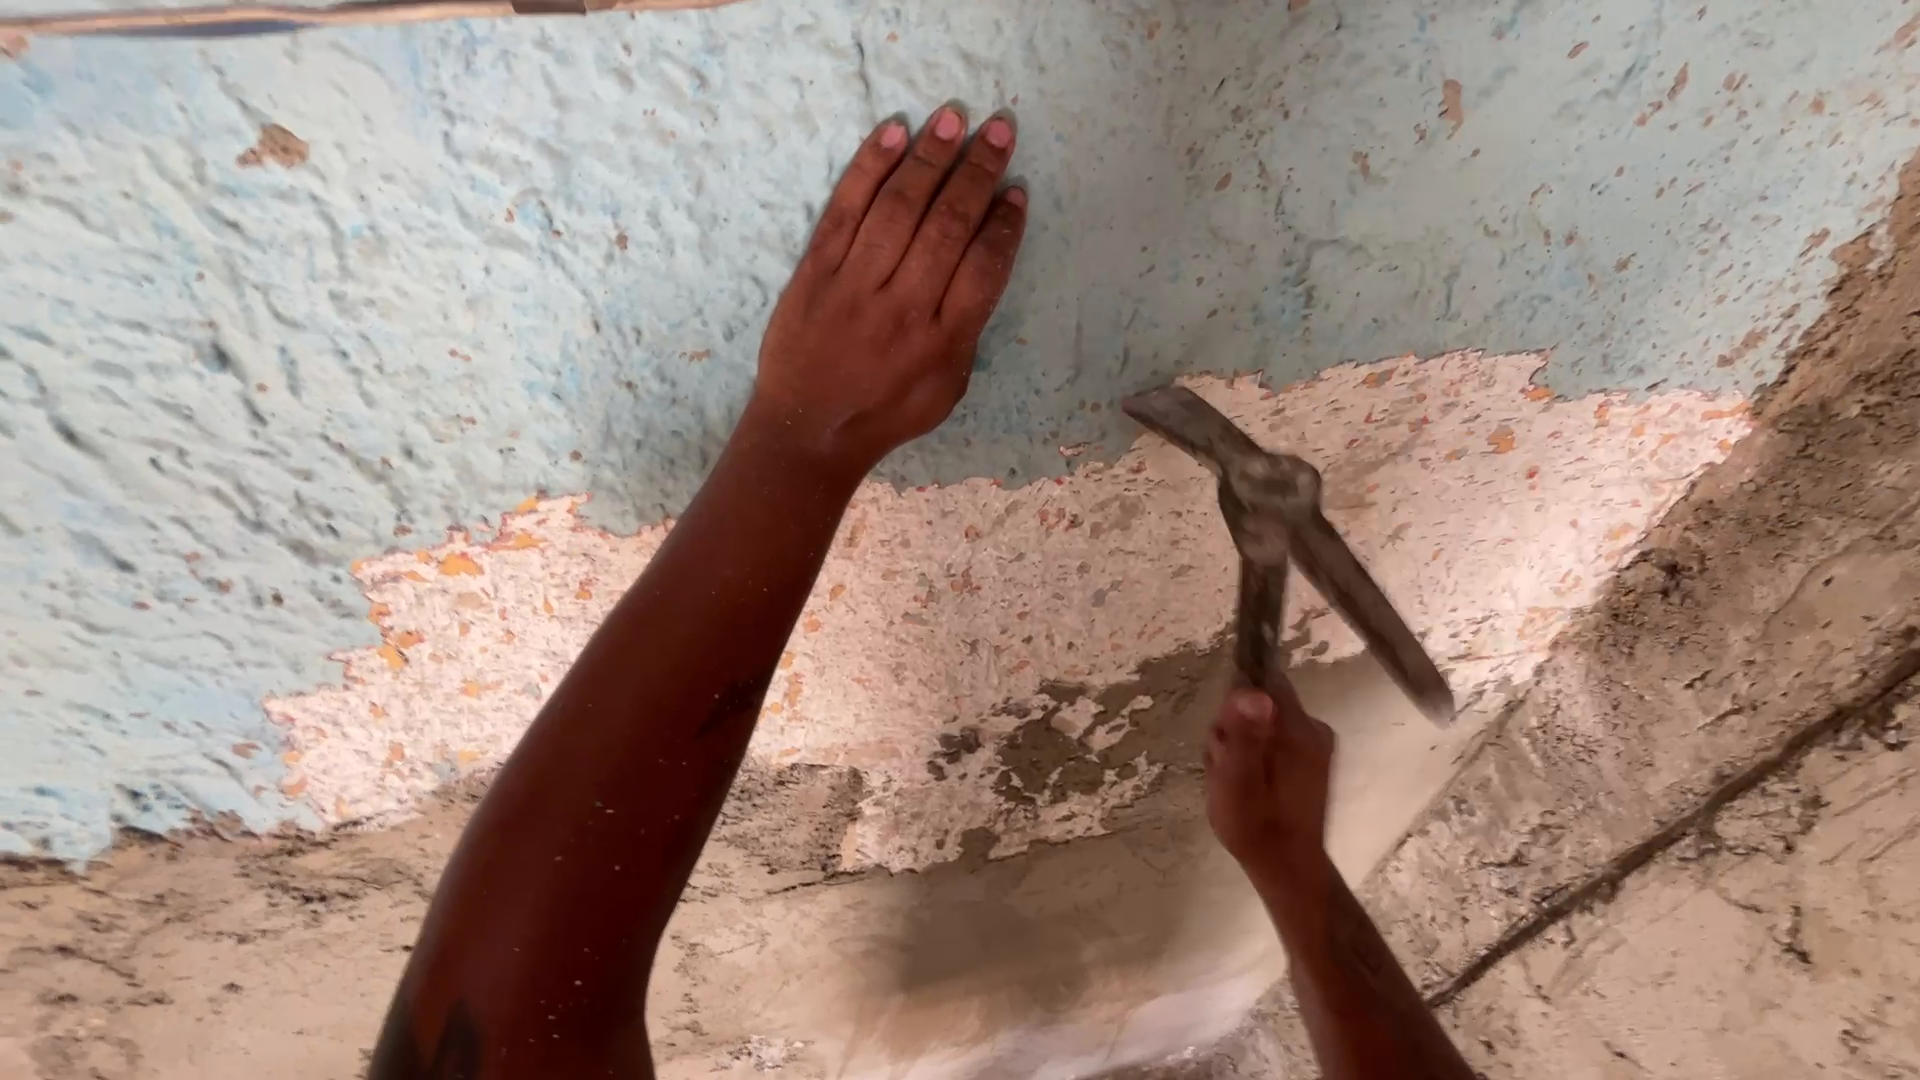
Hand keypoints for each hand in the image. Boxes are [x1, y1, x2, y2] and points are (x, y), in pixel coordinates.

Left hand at [746, 106, 1027, 476]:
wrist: (809, 428)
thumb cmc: (886, 412)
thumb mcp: (946, 388)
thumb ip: (966, 331)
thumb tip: (981, 266)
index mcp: (943, 342)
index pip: (983, 268)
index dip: (1004, 224)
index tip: (1016, 192)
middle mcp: (903, 308)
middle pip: (948, 226)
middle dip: (978, 173)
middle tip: (998, 130)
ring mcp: (855, 287)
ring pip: (899, 208)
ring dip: (931, 157)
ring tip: (954, 120)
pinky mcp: (815, 271)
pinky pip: (846, 210)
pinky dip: (870, 168)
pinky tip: (895, 134)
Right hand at [1205, 684, 1335, 867]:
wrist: (1286, 866)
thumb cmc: (1255, 825)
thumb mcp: (1237, 779)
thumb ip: (1244, 734)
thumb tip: (1254, 693)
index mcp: (1299, 730)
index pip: (1261, 683)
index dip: (1234, 706)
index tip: (1227, 740)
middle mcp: (1313, 729)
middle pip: (1257, 702)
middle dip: (1232, 730)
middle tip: (1225, 768)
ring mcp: (1312, 744)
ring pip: (1258, 722)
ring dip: (1237, 745)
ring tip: (1232, 780)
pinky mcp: (1307, 758)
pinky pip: (1268, 738)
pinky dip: (1250, 756)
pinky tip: (1243, 783)